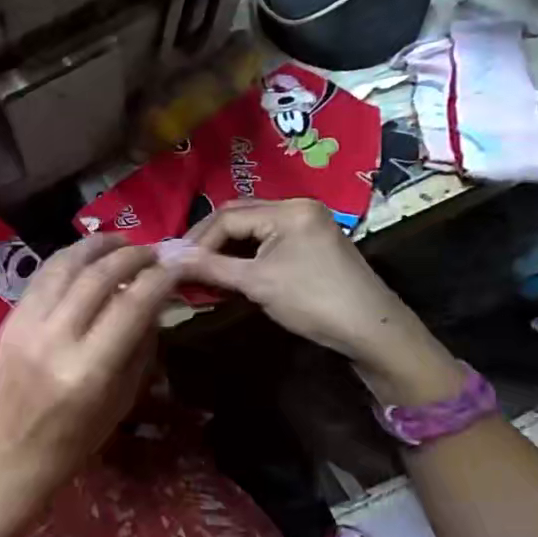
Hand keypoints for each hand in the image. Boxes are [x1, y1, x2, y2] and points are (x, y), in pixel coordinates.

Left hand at [0, 235, 177, 527]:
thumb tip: (154, 303)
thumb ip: (139, 349)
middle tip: (154, 252)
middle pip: (99, 277)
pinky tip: (86, 256)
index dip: (159, 280)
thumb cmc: (72, 442)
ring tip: (122, 242)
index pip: (132, 307)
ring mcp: (27, 326)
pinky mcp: (9, 319)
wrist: (6, 455)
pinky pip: (42, 276)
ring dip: (98, 246)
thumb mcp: (121, 402)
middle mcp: (56, 340)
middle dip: (132, 256)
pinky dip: (68, 258)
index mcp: (89, 371)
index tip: (176, 267)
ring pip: (66, 266)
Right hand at [166, 199, 464, 405]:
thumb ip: (211, 267)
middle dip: (209, 240)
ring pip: (252, 227)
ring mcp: (307, 223)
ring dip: (226, 247)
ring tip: (202, 269)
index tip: (176, 265)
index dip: (198, 240)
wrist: (370, 330)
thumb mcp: (257, 283)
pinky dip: (246, 253)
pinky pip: (268, 238)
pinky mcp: (311, 241)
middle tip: (184, 264)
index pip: (228, 216)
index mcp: (288, 209)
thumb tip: (167, 258)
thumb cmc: (312, 302)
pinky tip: (231, 270)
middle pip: (239, 215)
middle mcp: (298, 206)